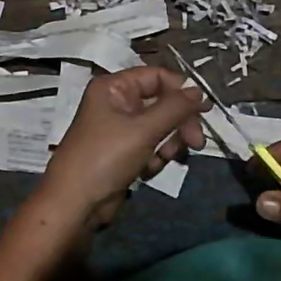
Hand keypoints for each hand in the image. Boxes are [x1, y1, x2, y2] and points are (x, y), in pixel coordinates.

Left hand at [40, 67, 208, 225]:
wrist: (76, 203)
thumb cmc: (106, 157)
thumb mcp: (143, 129)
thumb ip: (174, 108)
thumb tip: (198, 91)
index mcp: (113, 87)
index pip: (156, 76)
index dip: (181, 91)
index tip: (204, 110)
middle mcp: (116, 103)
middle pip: (161, 103)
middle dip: (179, 123)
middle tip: (196, 143)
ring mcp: (119, 128)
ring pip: (159, 127)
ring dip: (168, 143)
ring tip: (163, 158)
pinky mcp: (123, 152)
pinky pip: (150, 146)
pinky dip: (155, 157)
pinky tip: (148, 170)